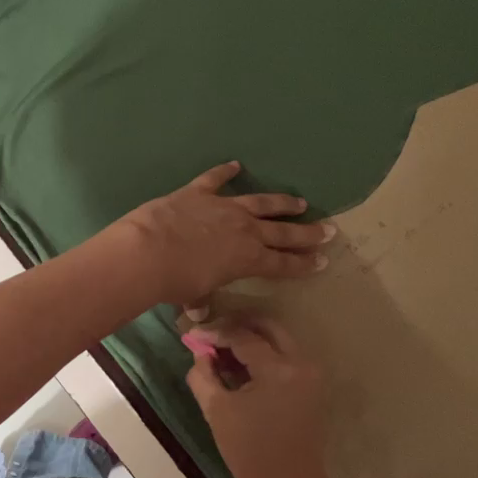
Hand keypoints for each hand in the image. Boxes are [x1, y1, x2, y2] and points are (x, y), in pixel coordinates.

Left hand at [125, 161, 333, 304]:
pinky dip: (225, 172)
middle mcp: (244, 230)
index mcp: (247, 260)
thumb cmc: (173, 281)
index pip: (282, 264)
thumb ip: (199, 299)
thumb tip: (198, 312)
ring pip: (260, 203)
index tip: (322, 261)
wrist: (148, 252)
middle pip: (282, 232)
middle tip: (329, 230)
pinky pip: (215, 179)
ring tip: (300, 202)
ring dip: (281, 202)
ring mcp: (224, 207)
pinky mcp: (198, 192)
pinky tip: (235, 165)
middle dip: (306, 233)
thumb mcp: (191, 295)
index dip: (302, 264)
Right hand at [186, 316, 334, 477]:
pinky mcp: (311, 386)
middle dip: (237, 326)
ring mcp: (311, 374)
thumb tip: (199, 353)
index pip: (243, 336)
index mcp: (278, 369)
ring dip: (250, 339)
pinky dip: (263, 354)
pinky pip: (285, 356)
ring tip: (220, 351)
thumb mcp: (216, 411)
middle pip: (269, 328)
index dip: (214, 333)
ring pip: (279, 340)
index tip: (191, 334)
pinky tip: (238, 367)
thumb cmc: (249, 451)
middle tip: (209, 335)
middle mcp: (301, 363)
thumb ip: (203, 376)